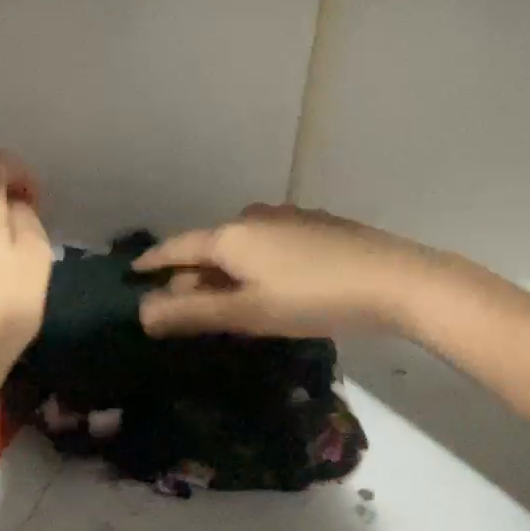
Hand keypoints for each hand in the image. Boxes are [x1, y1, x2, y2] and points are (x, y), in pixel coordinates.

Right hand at [134, 204, 449, 337]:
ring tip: (227, 302)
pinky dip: (255, 265)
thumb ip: (191, 312)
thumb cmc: (313, 299)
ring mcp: (288, 218)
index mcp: (229, 235)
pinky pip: (268, 245)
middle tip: (183, 308)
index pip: (176, 247)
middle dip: (192, 275)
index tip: (132, 273)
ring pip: (241, 246)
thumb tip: (141, 312)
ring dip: (226, 272)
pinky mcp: (317, 226)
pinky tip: (270, 286)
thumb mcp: (247, 313)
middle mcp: (253, 217)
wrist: (397, 282)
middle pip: (208, 247)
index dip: (152, 262)